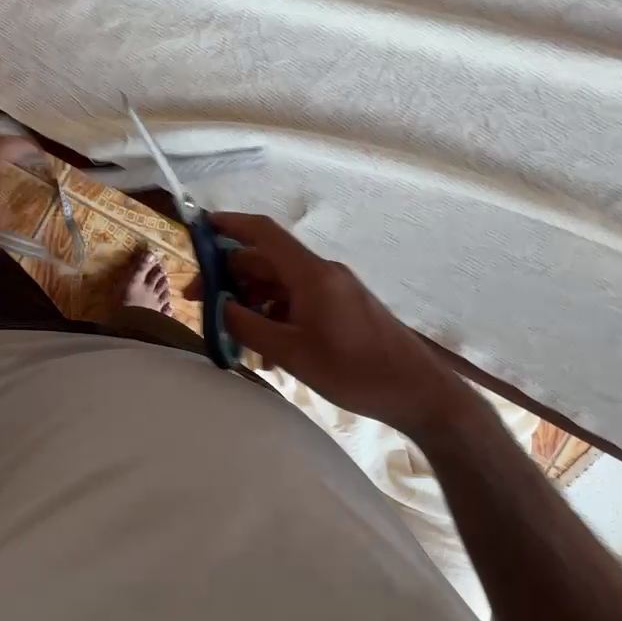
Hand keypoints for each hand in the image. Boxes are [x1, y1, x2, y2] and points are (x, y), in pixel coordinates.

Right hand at [203, 212, 471, 436]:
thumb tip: (218, 307)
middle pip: (263, 261)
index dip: (227, 224)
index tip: (196, 228)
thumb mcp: (291, 353)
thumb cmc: (356, 371)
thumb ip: (246, 326)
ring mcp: (334, 290)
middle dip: (227, 278)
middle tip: (199, 303)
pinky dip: (274, 316)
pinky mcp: (342, 308)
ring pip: (278, 284)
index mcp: (310, 274)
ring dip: (251, 304)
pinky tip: (267, 350)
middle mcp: (321, 273)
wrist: (424, 396)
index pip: (261, 232)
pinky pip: (296, 301)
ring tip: (234, 336)